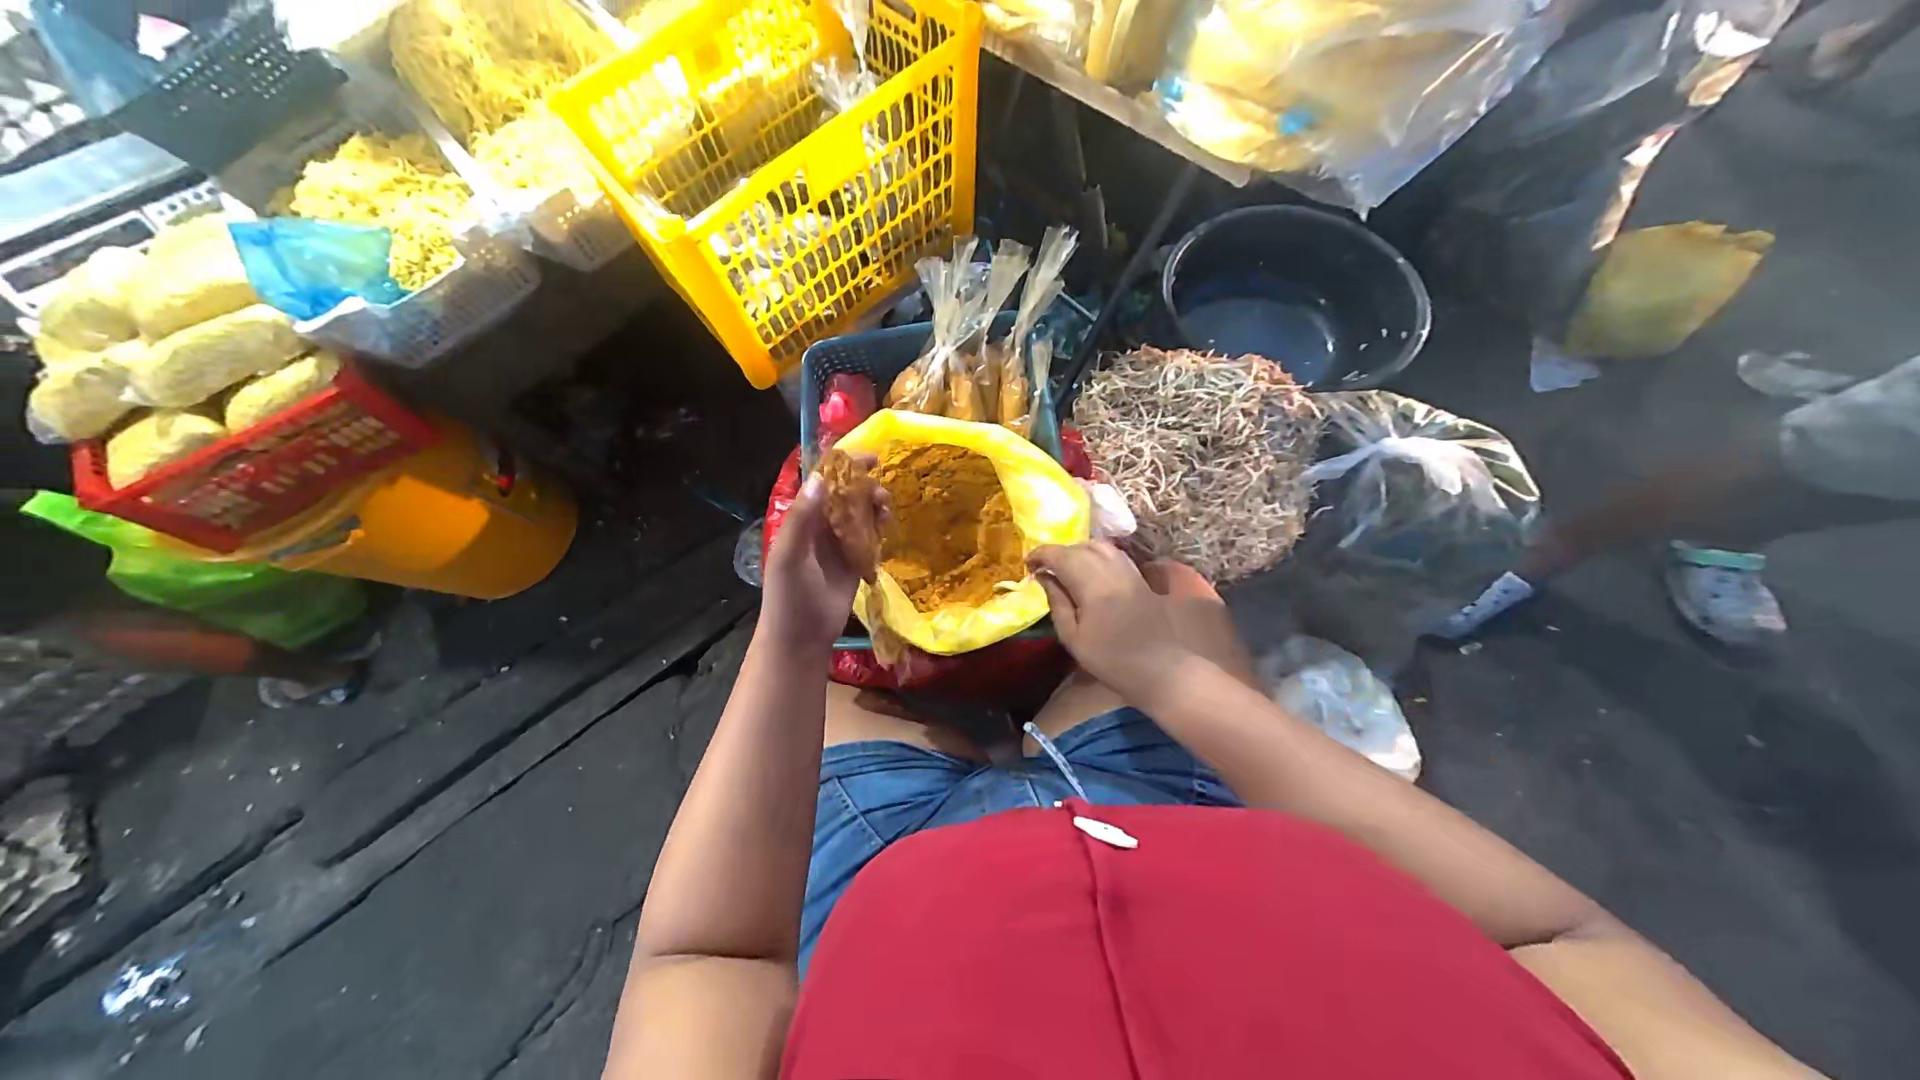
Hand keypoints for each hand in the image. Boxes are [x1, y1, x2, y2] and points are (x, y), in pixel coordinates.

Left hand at [761, 470, 877, 651]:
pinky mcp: (854, 562)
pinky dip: (878, 528)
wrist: (800, 638)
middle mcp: (820, 527)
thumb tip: (820, 477)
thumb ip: (802, 518)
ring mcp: (838, 545)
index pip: (823, 483)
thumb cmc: (789, 596)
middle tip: (881, 491)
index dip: (843, 466)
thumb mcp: (790, 555)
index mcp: (802, 520)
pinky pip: (869, 537)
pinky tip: (886, 526)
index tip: (868, 458)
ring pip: (860, 514)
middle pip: (846, 495)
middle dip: (864, 486)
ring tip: (885, 509)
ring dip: (874, 506)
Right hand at [1028, 542, 1198, 702]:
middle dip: (1058, 552)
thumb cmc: (1111, 659)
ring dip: (1079, 550)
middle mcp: (1111, 570)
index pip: (1061, 556)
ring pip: (1100, 546)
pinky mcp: (1141, 579)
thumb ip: (1057, 603)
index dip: (1041, 555)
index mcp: (1091, 584)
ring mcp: (1129, 571)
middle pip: (1080, 547)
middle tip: (1043, 567)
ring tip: (1066, 566)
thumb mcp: (1073, 637)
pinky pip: (1115, 555)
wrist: (1162, 669)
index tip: (1027, 564)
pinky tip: (1091, 569)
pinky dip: (1097, 554)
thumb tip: (1044, 578)